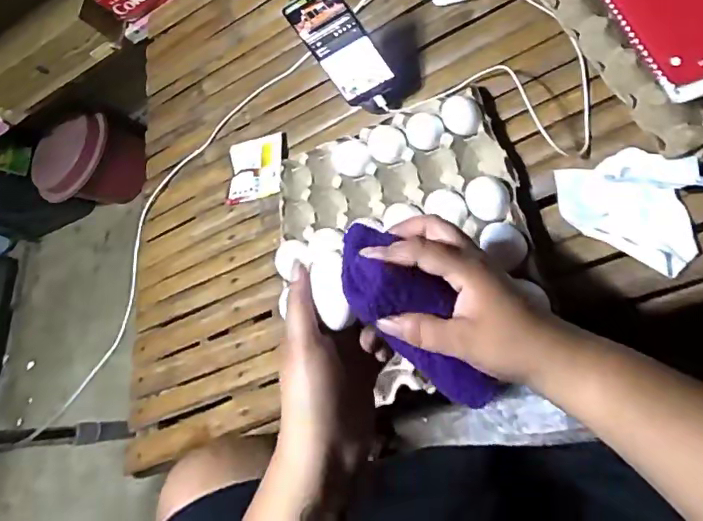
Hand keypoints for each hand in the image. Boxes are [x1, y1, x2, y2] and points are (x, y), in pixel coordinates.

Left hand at [275, 265, 386, 478]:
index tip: (367, 250)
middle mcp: (329, 335)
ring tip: (394, 316)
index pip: (325, 286)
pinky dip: (392, 339)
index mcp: (308, 325)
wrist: (329, 453)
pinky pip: (384, 344)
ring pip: (371, 321)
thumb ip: (302, 304)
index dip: (342, 269)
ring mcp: (351, 354)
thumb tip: (301, 259)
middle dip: (370, 292)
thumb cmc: (311, 393)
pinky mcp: (369, 371)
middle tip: (393, 281)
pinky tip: (401, 337)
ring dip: (383, 317)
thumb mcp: (302, 344)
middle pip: (352, 301)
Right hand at [358, 215, 573, 385]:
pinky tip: (421, 267)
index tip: (364, 255)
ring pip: (445, 234)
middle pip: (436, 227)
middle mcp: (472, 256)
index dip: (391, 251)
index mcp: (465, 267)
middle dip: (407, 228)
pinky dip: (431, 247)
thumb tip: (384, 320)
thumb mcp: (461, 342)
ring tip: (396, 249)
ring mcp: (479, 262)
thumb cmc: (507, 345)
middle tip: (382, 242)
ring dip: (419, 234)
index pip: (421, 250)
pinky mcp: (483, 273)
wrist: (549, 351)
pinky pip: (451, 247)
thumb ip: (422, 330)